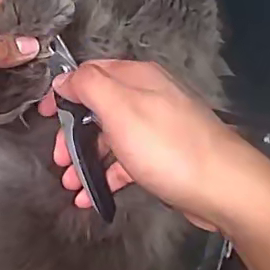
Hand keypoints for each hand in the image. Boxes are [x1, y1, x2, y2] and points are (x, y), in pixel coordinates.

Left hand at [0, 0, 39, 161]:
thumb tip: (31, 45)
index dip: (23, 17)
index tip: (51, 30)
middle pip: (4, 32)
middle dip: (27, 44)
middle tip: (55, 54)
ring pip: (6, 58)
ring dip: (24, 67)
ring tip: (50, 72)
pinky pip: (2, 81)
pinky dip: (17, 85)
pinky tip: (35, 87)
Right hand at [40, 60, 269, 231]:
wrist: (223, 188)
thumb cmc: (171, 148)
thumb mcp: (120, 108)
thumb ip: (89, 85)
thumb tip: (66, 78)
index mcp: (137, 78)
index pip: (90, 73)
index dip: (64, 93)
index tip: (46, 115)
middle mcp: (149, 97)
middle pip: (98, 108)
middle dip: (73, 133)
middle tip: (60, 159)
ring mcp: (158, 127)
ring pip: (111, 138)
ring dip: (87, 159)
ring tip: (72, 184)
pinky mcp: (164, 156)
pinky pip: (127, 161)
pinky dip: (107, 175)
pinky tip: (93, 196)